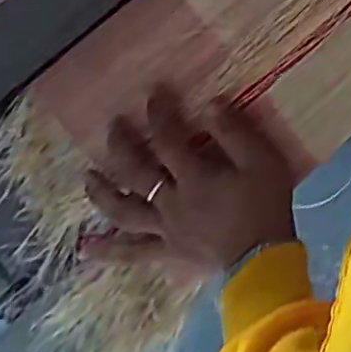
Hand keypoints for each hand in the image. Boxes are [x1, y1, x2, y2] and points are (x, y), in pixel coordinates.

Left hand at [82, 88, 295, 282]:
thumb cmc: (264, 202)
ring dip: (103, 192)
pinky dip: (106, 250)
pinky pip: (130, 253)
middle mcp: (170, 200)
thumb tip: (211, 104)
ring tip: (88, 177)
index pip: (169, 139)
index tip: (152, 95)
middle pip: (136, 172)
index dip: (159, 115)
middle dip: (122, 146)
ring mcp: (163, 229)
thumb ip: (235, 132)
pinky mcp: (164, 253)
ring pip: (123, 210)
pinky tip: (86, 247)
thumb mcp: (260, 159)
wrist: (262, 256)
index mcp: (194, 176)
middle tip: (112, 126)